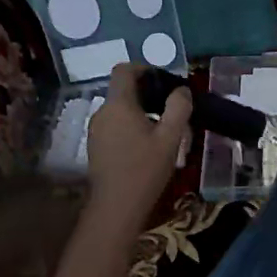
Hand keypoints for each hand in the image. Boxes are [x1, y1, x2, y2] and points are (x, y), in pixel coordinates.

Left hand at [87, 64, 190, 218]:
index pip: (123, 70)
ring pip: (119, 112)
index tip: (162, 80)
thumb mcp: (170, 138)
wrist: (116, 207)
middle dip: (146, 96)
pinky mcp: (95, 148)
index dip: (143, 68)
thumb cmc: (145, 170)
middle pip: (122, 92)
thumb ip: (178, 109)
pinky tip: (145, 149)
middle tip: (170, 111)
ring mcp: (95, 131)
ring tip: (162, 133)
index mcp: (118, 104)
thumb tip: (181, 90)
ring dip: (139, 115)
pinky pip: (113, 128)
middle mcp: (101, 113)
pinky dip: (129, 129)